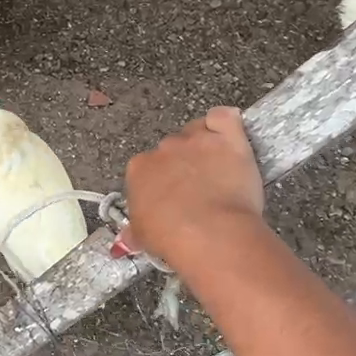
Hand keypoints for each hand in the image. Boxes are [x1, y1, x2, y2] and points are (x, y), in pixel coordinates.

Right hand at [118, 107, 264, 268]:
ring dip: (205, 142)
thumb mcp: (143, 236)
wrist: (211, 233)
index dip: (160, 180)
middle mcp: (164, 150)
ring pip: (197, 130)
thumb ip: (134, 230)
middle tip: (197, 186)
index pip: (147, 166)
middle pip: (172, 148)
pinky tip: (228, 132)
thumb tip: (128, 238)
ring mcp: (196, 142)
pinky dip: (225, 121)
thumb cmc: (174, 236)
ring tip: (216, 165)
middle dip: (183, 162)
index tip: (170, 194)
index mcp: (139, 169)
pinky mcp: (227, 139)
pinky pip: (223, 116)